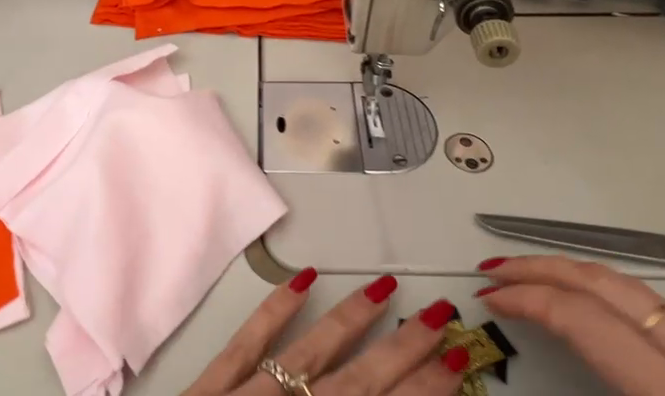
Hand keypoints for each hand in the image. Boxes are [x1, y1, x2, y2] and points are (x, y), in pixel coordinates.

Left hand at [183, 269, 470, 395]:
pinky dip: (276, 309)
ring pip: (308, 351)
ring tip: (383, 287)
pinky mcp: (209, 388)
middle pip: (357, 381)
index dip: (424, 388)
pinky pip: (246, 342)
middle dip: (402, 349)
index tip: (455, 361)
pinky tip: (302, 279)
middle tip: (437, 316)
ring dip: (350, 319)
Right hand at [477, 256, 664, 395]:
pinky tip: (588, 302)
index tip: (489, 298)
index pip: (591, 323)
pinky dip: (611, 295)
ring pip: (640, 292)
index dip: (531, 300)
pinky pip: (663, 315)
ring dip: (577, 274)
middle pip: (613, 290)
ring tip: (530, 274)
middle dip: (545, 269)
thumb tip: (538, 381)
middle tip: (495, 270)